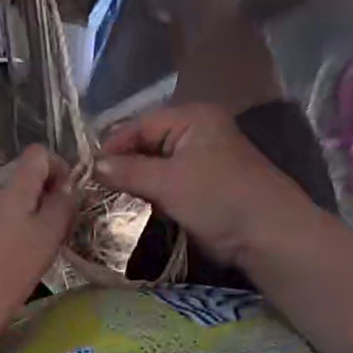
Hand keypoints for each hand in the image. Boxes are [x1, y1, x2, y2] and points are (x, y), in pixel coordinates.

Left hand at [0, 146, 77, 352]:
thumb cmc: (17, 264)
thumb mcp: (50, 231)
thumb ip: (64, 202)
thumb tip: (70, 185)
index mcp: (15, 188)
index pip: (38, 153)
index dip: (60, 166)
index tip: (72, 194)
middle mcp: (0, 196)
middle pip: (31, 176)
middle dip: (55, 192)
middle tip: (68, 221)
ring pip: (25, 199)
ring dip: (45, 212)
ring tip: (55, 239)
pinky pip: (16, 219)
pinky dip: (31, 227)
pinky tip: (37, 251)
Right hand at [96, 103, 316, 262]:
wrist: (266, 234)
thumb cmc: (217, 199)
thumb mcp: (167, 182)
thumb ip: (127, 171)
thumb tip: (92, 166)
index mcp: (193, 118)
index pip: (140, 125)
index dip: (112, 146)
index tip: (86, 171)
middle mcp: (197, 132)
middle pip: (146, 143)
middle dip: (121, 164)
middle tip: (92, 187)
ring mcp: (201, 159)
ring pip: (155, 165)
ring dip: (133, 181)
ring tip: (105, 197)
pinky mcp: (202, 185)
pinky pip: (166, 182)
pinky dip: (149, 192)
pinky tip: (132, 205)